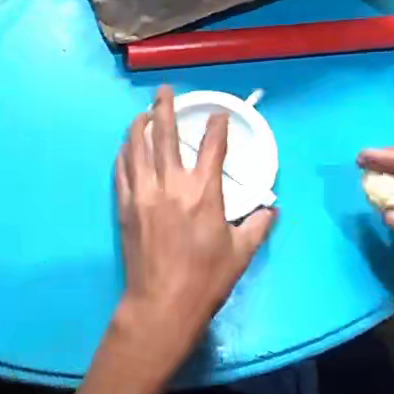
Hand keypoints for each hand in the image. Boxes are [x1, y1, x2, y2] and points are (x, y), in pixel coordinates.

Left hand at [111, 87, 276, 371]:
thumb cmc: (206, 278)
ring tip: (142, 112)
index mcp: (204, 192)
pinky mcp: (124, 206)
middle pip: (165, 136)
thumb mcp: (241, 253)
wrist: (162, 302)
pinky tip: (125, 146)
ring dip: (139, 125)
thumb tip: (272, 210)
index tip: (218, 114)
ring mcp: (143, 193)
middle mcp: (171, 184)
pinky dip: (124, 154)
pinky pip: (121, 171)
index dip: (217, 126)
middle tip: (164, 91)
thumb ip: (258, 227)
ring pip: (138, 148)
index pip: (212, 148)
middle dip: (165, 108)